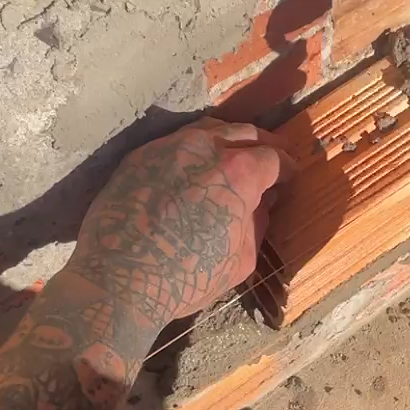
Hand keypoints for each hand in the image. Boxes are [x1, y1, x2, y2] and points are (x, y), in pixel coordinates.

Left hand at [70, 118, 287, 324]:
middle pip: (243, 132)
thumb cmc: (187, 277)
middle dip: (262, 145)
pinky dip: (194, 152)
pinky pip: (176, 144)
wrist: (120, 278)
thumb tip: (260, 206)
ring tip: (233, 157)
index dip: (286, 168)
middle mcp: (205, 147)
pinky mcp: (139, 156)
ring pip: (207, 131)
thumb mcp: (240, 261)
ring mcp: (169, 147)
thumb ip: (256, 225)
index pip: (273, 157)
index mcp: (239, 172)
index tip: (289, 177)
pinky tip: (194, 170)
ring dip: (227, 141)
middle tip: (270, 158)